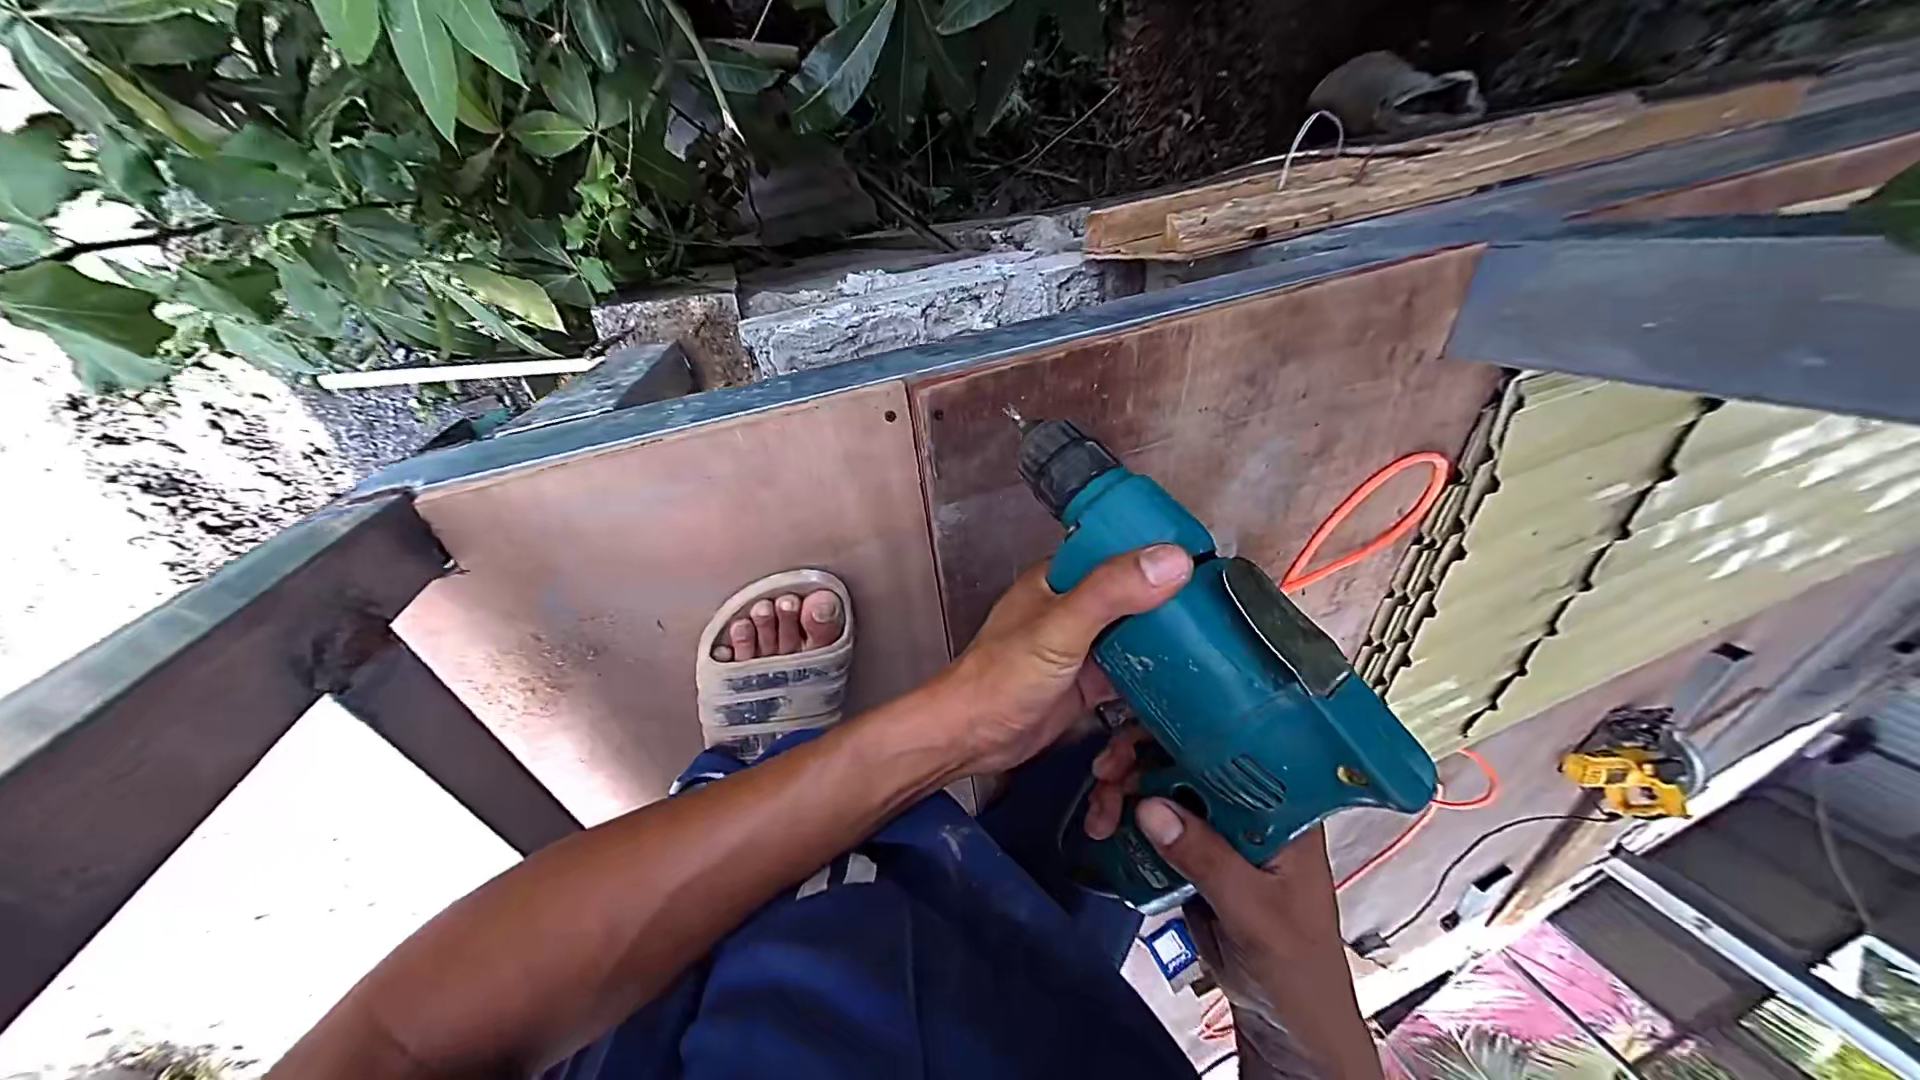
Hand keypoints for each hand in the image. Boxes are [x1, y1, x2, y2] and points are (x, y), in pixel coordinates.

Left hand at [915, 544, 1191, 777]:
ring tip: (1212, 638)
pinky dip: (1154, 674)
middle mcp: (1073, 607)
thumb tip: (1169, 560)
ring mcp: (1082, 645)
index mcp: (1059, 579)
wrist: (973, 737)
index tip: (1204, 557)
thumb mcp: (1059, 628)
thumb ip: (1110, 593)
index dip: (1157, 551)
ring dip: (1165, 638)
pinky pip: (1132, 671)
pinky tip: (1182, 678)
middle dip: (1170, 599)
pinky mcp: (1088, 680)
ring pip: (1135, 633)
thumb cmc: (998, 677)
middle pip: (1133, 593)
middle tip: (1219, 606)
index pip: (1116, 549)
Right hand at [1084, 726, 1342, 969]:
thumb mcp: (1256, 914)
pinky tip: (1104, 827)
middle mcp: (1244, 805)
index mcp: (1281, 808)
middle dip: (1136, 759)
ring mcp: (1214, 825)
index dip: (1178, 734)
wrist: (1282, 1023)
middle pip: (1183, 757)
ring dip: (1122, 790)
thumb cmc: (1297, 971)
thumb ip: (1207, 860)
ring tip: (1101, 817)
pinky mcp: (1189, 847)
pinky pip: (1148, 817)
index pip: (1228, 749)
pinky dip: (1121, 816)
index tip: (1135, 741)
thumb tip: (1151, 808)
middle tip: (1106, 775)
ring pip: (1159, 783)